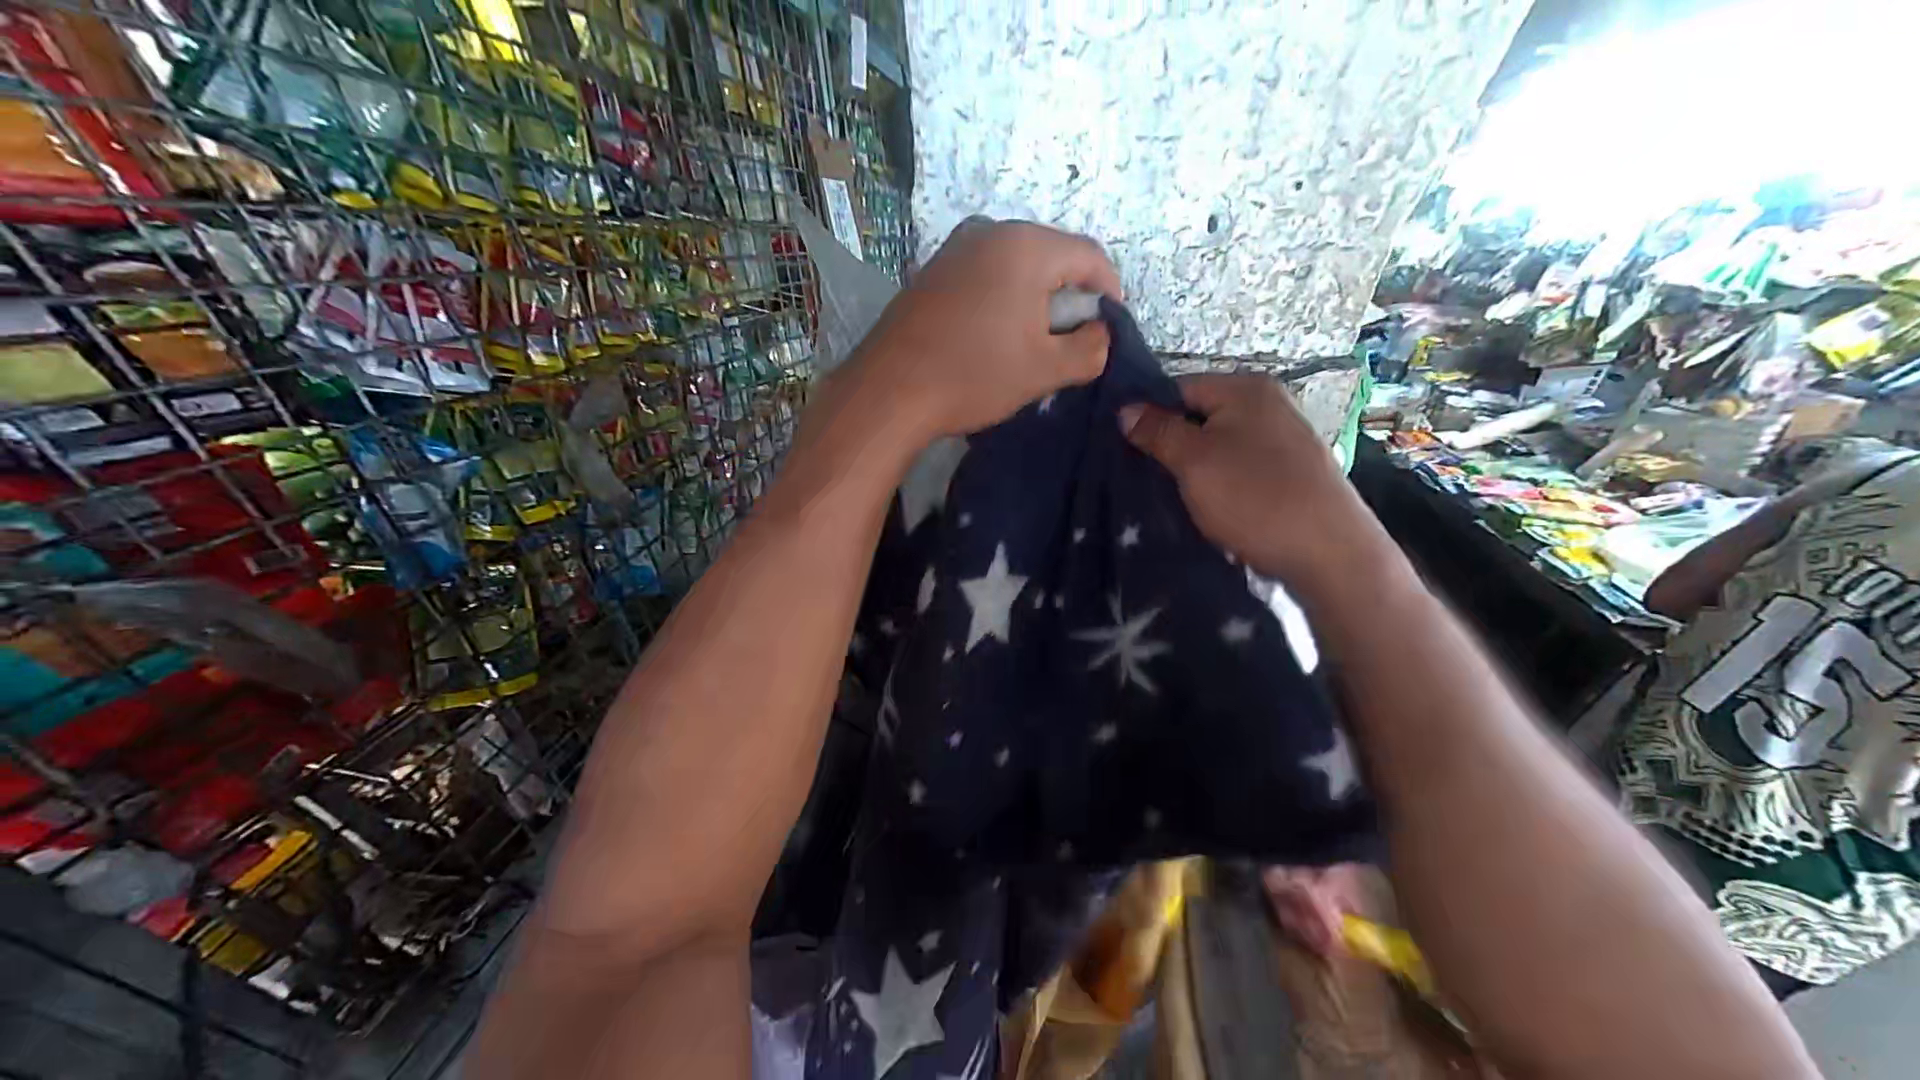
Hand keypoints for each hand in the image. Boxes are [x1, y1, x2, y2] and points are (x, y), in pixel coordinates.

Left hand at [836, 220, 1121, 440]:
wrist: (888, 391)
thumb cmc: (974, 376)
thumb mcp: (1045, 370)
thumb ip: (1091, 349)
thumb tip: (1101, 333)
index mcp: (1025, 246)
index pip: (1089, 255)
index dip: (1109, 290)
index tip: (1110, 325)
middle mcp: (989, 231)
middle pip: (1051, 255)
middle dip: (1070, 294)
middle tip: (1073, 337)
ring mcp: (955, 248)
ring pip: (1016, 265)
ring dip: (1035, 298)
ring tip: (1034, 340)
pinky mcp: (931, 270)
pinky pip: (984, 274)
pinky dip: (1002, 297)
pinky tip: (996, 334)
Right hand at [1118, 374, 1388, 587]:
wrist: (1329, 553)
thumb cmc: (1254, 497)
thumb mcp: (1193, 461)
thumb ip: (1157, 430)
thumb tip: (1126, 409)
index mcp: (1245, 389)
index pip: (1177, 388)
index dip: (1147, 416)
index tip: (1124, 449)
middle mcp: (1268, 404)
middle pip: (1199, 416)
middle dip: (1169, 444)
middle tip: (1142, 476)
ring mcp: (1283, 438)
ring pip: (1218, 445)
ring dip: (1192, 468)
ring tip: (1170, 494)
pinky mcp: (1290, 471)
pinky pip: (1239, 466)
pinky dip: (1219, 482)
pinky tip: (1207, 506)